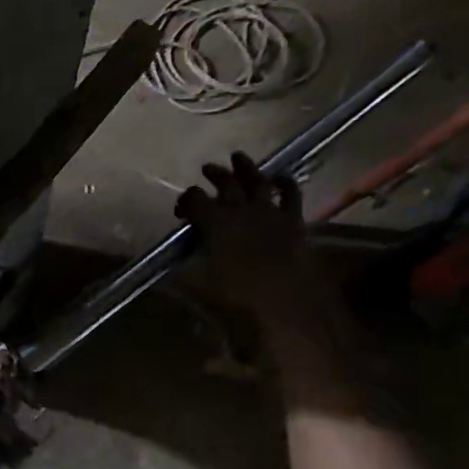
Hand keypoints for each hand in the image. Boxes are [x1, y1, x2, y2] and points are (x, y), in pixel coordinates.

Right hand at [175, 152, 318, 322]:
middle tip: (208, 169)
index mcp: (215, 224)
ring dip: (246, 168)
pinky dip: (284, 182)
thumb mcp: (202, 290)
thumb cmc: (239, 303)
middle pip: (226, 182)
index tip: (181, 211)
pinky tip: (281, 178)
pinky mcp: (294, 221)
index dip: (186, 201)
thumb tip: (174, 269)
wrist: (290, 310)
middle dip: (215, 175)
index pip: (194, 199)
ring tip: (238, 158)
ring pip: (257, 180)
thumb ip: (186, 274)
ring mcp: (270, 212)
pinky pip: (291, 194)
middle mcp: (241, 210)